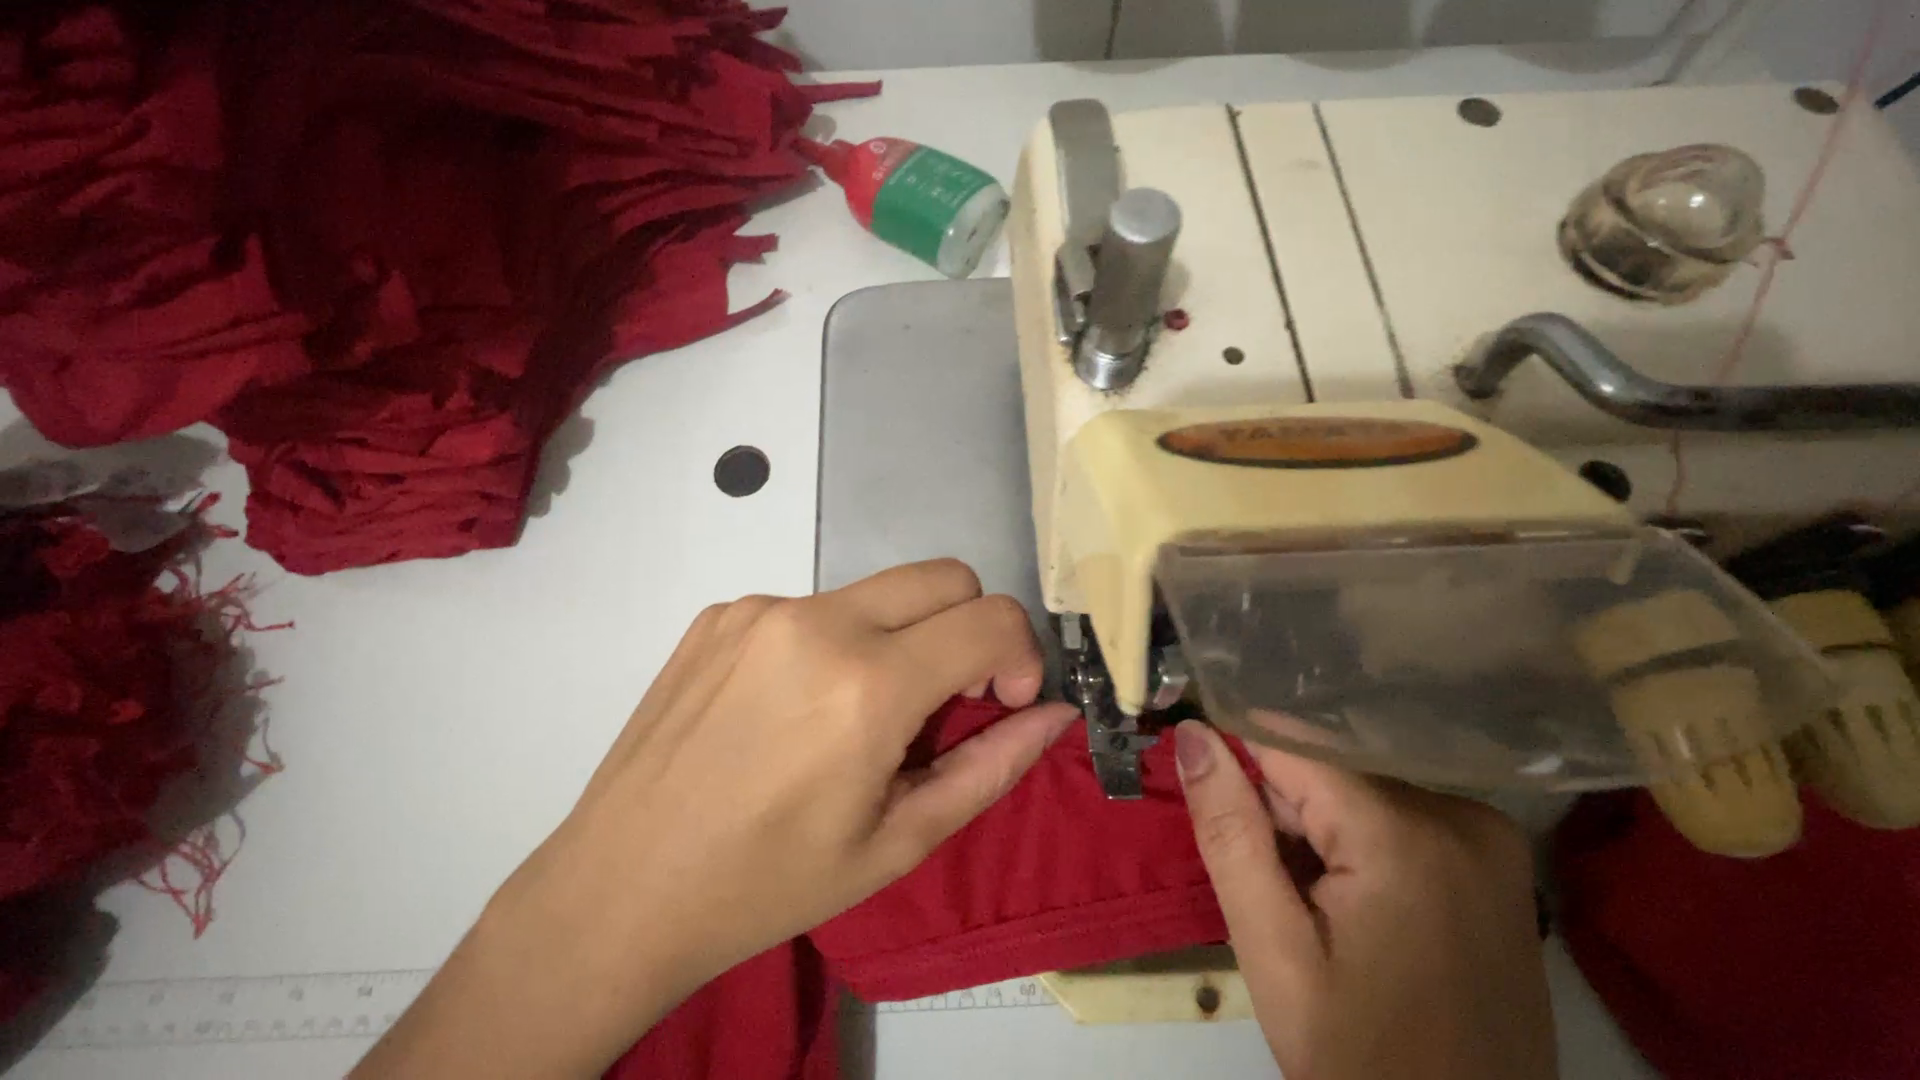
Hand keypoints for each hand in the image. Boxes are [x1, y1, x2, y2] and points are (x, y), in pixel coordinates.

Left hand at [356, 560, 1077, 1078]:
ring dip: (899, 639)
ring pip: (877, 591)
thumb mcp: (897, 843)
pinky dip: (833, 643)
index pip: (990, 617)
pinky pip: (812, 607)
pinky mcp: (720, 613)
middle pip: (943, 576)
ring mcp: (759, 609)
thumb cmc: (768, 884)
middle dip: (970, 628)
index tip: (1000, 705)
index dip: (1020, 655)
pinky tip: (791, 710)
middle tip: (946, 702)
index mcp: (867, 685)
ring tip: (857, 717)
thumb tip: (1053, 713)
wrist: (620, 888)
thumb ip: (990, 767)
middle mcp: (816, 622)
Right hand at [1173, 721, 1555, 1079]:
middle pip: (1333, 770)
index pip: (1293, 747)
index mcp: (1404, 832)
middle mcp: (1461, 815)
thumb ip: (1230, 832)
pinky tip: (1356, 909)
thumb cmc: (1359, 1056)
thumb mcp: (1274, 952)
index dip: (1239, 761)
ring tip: (1316, 908)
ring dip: (1321, 828)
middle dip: (1283, 808)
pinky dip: (1362, 843)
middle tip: (1272, 889)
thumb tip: (1192, 734)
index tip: (1207, 794)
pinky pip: (1404, 818)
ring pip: (1365, 791)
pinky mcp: (1500, 863)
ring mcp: (1491, 839)